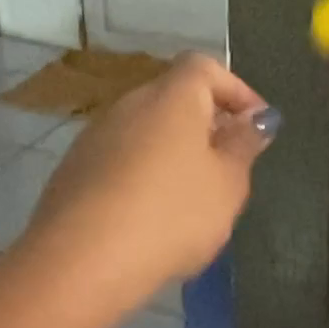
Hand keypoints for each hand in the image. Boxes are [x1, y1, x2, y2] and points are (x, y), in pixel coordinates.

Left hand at [25, 53, 273, 289]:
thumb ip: (243, 146)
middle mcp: (129, 103)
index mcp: (171, 96)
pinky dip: (142, 173)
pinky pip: (120, 158)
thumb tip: (255, 119)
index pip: (204, 67)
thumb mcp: (227, 185)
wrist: (80, 260)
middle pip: (173, 97)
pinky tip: (150, 215)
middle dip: (205, 123)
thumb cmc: (171, 215)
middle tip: (229, 164)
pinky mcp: (73, 170)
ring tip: (192, 196)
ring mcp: (95, 136)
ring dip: (172, 151)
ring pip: (145, 130)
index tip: (256, 127)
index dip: (236, 90)